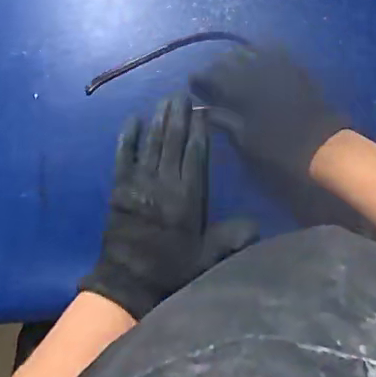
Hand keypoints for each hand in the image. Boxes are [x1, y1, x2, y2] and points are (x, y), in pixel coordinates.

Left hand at [79, 94, 257, 318]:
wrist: (127, 282)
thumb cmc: (171, 271)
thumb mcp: (207, 259)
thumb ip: (231, 238)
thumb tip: (257, 222)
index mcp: (187, 200)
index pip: (195, 157)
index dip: (198, 132)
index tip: (201, 111)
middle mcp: (163, 185)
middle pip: (172, 143)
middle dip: (178, 117)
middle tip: (181, 94)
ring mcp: (138, 183)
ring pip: (150, 144)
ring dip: (157, 120)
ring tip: (164, 100)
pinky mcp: (118, 187)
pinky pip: (123, 156)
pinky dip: (128, 137)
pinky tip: (133, 119)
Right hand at [189, 45, 346, 194]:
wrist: (327, 149)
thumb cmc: (281, 150)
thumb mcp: (246, 141)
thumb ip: (224, 121)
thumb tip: (204, 111)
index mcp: (240, 90)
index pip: (211, 76)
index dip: (200, 78)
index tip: (193, 84)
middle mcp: (257, 73)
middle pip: (229, 60)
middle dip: (217, 67)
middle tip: (212, 78)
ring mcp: (279, 69)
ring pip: (251, 52)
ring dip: (238, 58)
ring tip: (234, 67)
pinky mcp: (297, 72)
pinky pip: (277, 54)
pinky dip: (264, 54)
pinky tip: (261, 57)